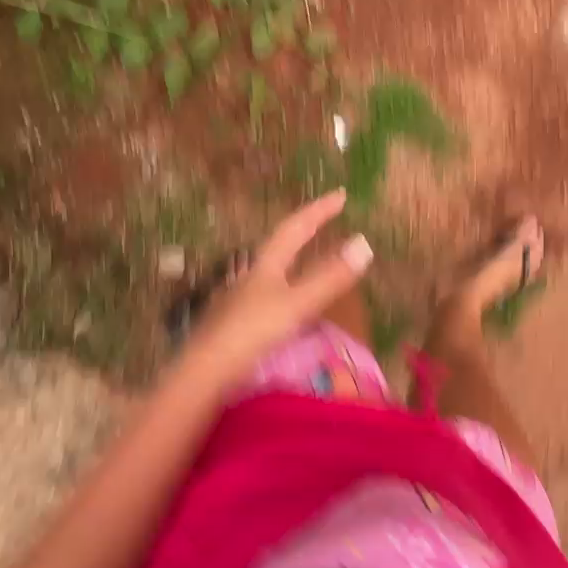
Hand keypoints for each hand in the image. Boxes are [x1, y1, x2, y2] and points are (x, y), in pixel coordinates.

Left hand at [179, 190, 372, 386]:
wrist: (203, 372)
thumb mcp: (296, 303)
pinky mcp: (236, 324)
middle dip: (304, 229)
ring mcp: (240, 300)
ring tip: (309, 256)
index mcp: (266, 265)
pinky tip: (287, 302)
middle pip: (279, 245)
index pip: (295, 228)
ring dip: (293, 258)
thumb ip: (329, 277)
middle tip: (325, 218)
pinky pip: (268, 295)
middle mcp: (251, 276)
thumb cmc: (251, 332)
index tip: (341, 195)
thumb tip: (364, 243)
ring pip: (271, 270)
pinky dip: (286, 288)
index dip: (319, 211)